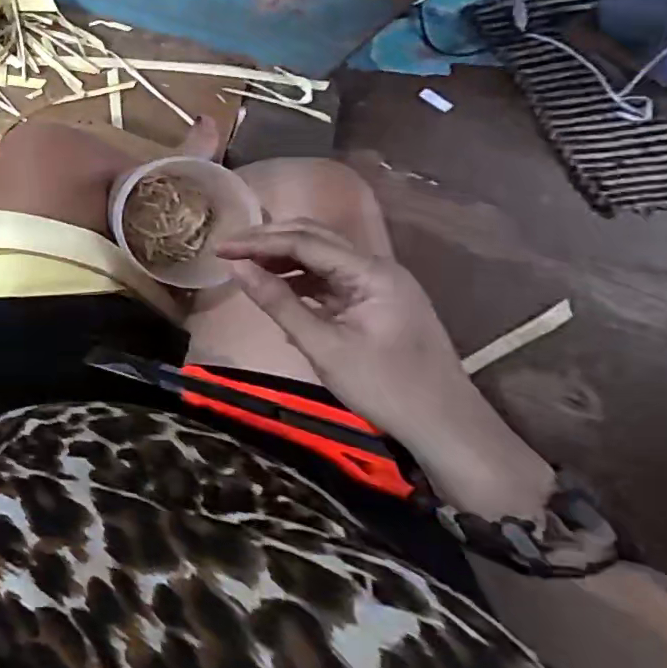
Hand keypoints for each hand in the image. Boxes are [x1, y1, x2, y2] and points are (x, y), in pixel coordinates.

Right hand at [218, 220, 555, 516]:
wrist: (448, 429)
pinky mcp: (376, 302)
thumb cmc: (385, 388)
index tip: (218, 250)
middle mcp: (379, 268)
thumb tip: (235, 268)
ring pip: (321, 255)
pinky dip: (298, 278)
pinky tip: (275, 290)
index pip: (303, 243)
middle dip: (268, 241)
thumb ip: (277, 302)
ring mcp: (380, 284)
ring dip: (281, 257)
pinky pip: (330, 277)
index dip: (257, 243)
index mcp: (372, 273)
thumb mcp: (322, 346)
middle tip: (227, 251)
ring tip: (245, 268)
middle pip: (314, 238)